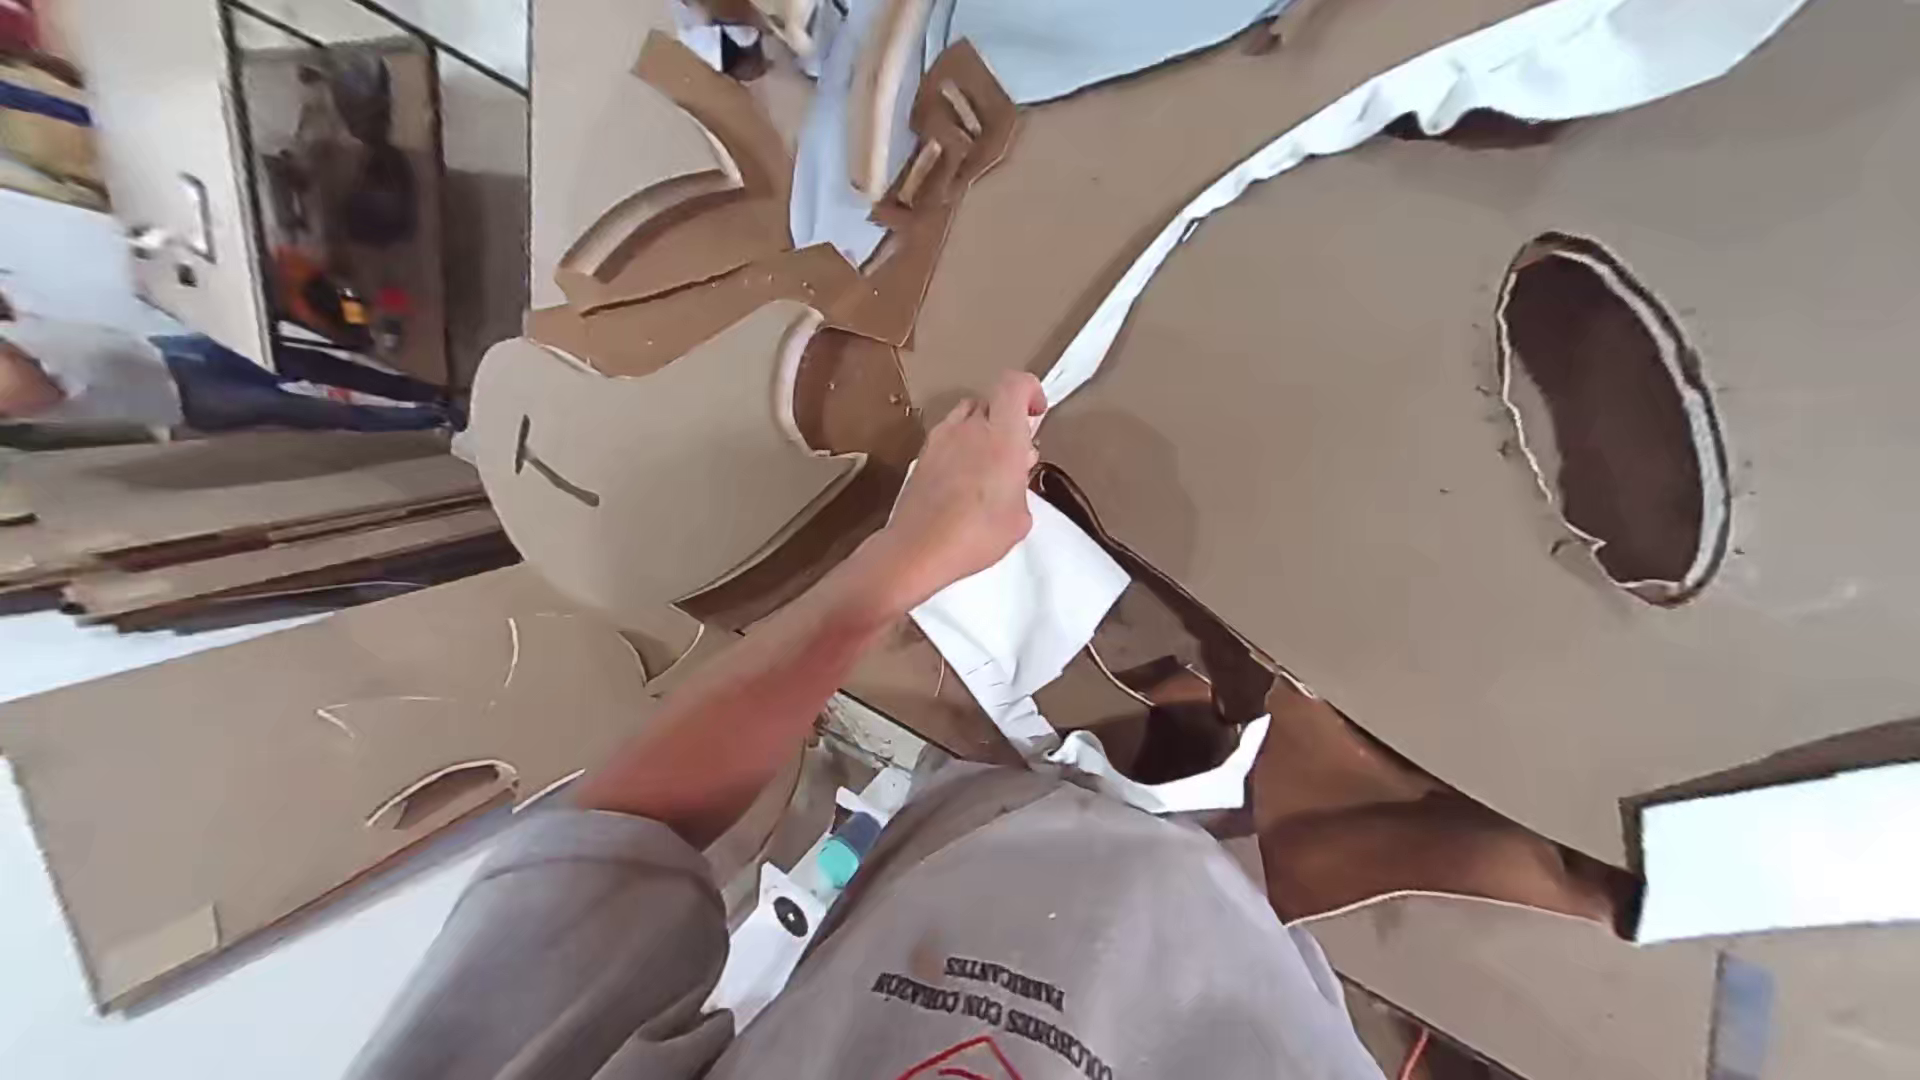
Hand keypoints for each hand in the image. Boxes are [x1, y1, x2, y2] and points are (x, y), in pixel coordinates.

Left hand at [869, 371, 1046, 606]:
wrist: (919, 548)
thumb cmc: (974, 534)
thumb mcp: (1018, 517)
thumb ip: (1021, 485)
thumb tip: (1015, 471)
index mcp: (1001, 436)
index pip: (1014, 384)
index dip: (1029, 390)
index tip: (1036, 411)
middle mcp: (969, 428)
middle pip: (990, 399)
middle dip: (1006, 417)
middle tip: (1015, 448)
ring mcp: (940, 440)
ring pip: (965, 416)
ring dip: (981, 429)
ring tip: (988, 463)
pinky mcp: (921, 456)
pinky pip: (946, 437)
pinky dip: (959, 446)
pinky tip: (963, 479)